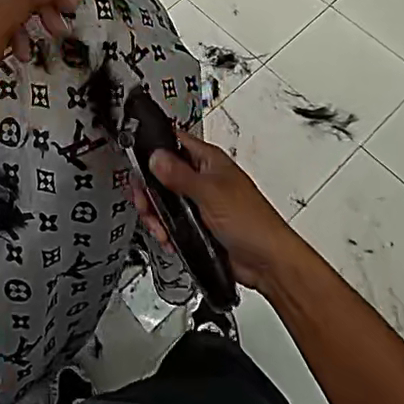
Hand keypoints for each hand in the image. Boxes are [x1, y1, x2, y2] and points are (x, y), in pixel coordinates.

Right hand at [129, 133, 307, 291]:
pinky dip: (165, 229)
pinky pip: (172, 221)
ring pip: (164, 200)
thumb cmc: (252, 222)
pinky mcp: (198, 224)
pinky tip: (169, 238)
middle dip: (149, 191)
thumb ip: (179, 175)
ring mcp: (199, 202)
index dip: (154, 148)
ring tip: (160, 226)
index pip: (174, 142)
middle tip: (146, 203)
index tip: (137, 162)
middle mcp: (203, 178)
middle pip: (162, 174)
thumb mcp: (209, 193)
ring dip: (156, 214)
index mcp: (209, 161)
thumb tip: (155, 157)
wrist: (265, 261)